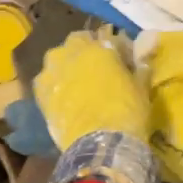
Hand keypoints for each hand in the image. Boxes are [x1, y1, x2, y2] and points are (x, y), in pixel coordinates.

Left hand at [34, 30, 149, 146]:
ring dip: (67, 65)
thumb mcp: (141, 89)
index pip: (107, 37)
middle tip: (96, 67)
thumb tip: (142, 60)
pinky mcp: (40, 94)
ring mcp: (52, 72)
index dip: (115, 48)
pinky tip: (64, 97)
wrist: (101, 145)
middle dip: (85, 50)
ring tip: (77, 82)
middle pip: (76, 42)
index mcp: (98, 47)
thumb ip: (139, 69)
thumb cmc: (127, 113)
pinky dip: (55, 85)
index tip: (122, 59)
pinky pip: (47, 82)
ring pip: (57, 60)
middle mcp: (71, 53)